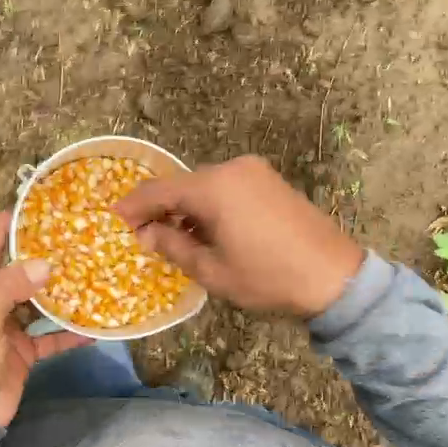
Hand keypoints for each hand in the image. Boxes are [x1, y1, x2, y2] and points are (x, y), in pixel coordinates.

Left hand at [0, 212, 90, 426]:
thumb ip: (9, 291)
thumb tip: (43, 263)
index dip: (3, 230)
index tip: (24, 208)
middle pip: (18, 275)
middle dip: (40, 258)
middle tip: (70, 238)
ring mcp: (10, 330)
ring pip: (39, 304)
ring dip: (60, 293)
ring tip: (88, 274)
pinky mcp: (25, 352)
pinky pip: (51, 337)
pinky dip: (70, 333)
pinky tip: (92, 327)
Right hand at [113, 156, 364, 317]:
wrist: (334, 277)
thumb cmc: (268, 277)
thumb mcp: (213, 270)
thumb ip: (174, 246)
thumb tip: (146, 234)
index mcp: (214, 187)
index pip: (159, 191)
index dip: (133, 207)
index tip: (113, 220)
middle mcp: (233, 169)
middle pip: (183, 185)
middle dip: (160, 209)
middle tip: (142, 235)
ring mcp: (255, 172)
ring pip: (205, 186)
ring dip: (186, 209)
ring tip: (173, 239)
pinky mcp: (270, 182)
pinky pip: (227, 188)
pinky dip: (209, 206)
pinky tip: (206, 231)